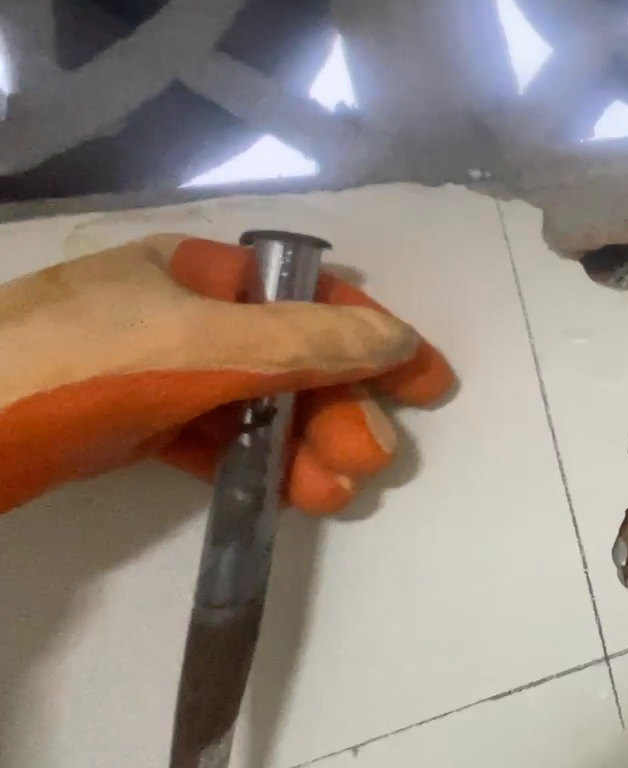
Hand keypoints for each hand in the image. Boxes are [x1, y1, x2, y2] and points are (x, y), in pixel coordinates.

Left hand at [0, 233, 453, 515]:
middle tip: (376, 459)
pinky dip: (256, 463)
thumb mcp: (202, 346)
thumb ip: (313, 339)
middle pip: (294, 357)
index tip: (426, 385)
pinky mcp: (121, 422)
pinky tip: (287, 495)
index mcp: (194, 272)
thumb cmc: (60, 372)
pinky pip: (214, 435)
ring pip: (259, 402)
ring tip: (339, 493)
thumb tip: (402, 339)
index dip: (380, 338)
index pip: (314, 298)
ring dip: (307, 446)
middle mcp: (178, 312)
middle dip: (342, 410)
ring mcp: (148, 369)